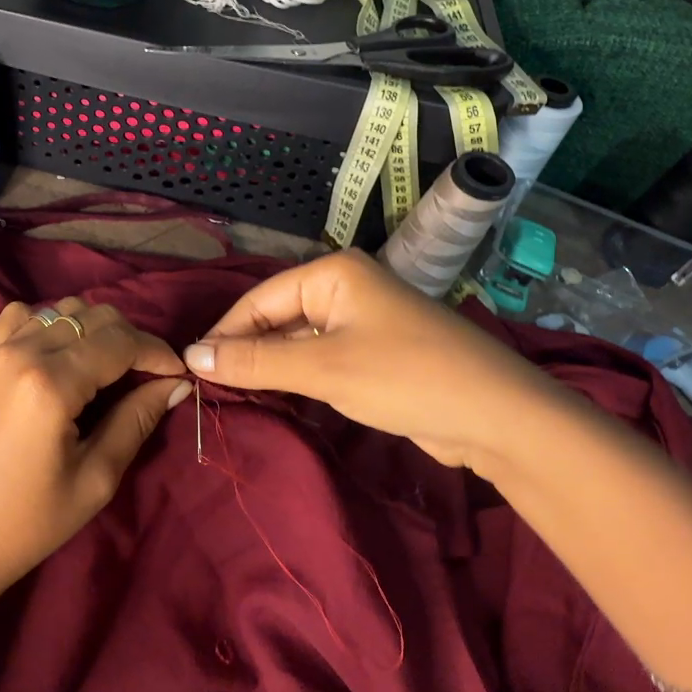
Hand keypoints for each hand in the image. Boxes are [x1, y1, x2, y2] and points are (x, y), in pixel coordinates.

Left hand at [0, 298, 191, 621]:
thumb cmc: (25, 524)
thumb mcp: (94, 479)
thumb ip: (135, 421)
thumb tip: (174, 385)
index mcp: (51, 381)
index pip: (121, 341)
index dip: (158, 352)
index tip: (178, 376)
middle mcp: (21, 351)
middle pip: (93, 316)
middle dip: (130, 340)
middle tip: (147, 378)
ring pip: (58, 311)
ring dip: (91, 330)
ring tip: (106, 369)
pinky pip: (19, 318)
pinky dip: (48, 325)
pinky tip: (57, 359)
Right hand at [183, 249, 565, 470]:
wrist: (500, 418)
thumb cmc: (406, 377)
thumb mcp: (322, 368)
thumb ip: (255, 361)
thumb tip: (191, 357)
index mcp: (333, 273)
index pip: (259, 299)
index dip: (224, 335)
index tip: (192, 371)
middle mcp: (347, 288)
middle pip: (277, 317)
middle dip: (246, 351)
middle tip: (211, 390)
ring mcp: (365, 321)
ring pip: (299, 340)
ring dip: (271, 367)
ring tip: (235, 397)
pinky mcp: (378, 353)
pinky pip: (322, 357)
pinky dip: (298, 376)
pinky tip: (278, 398)